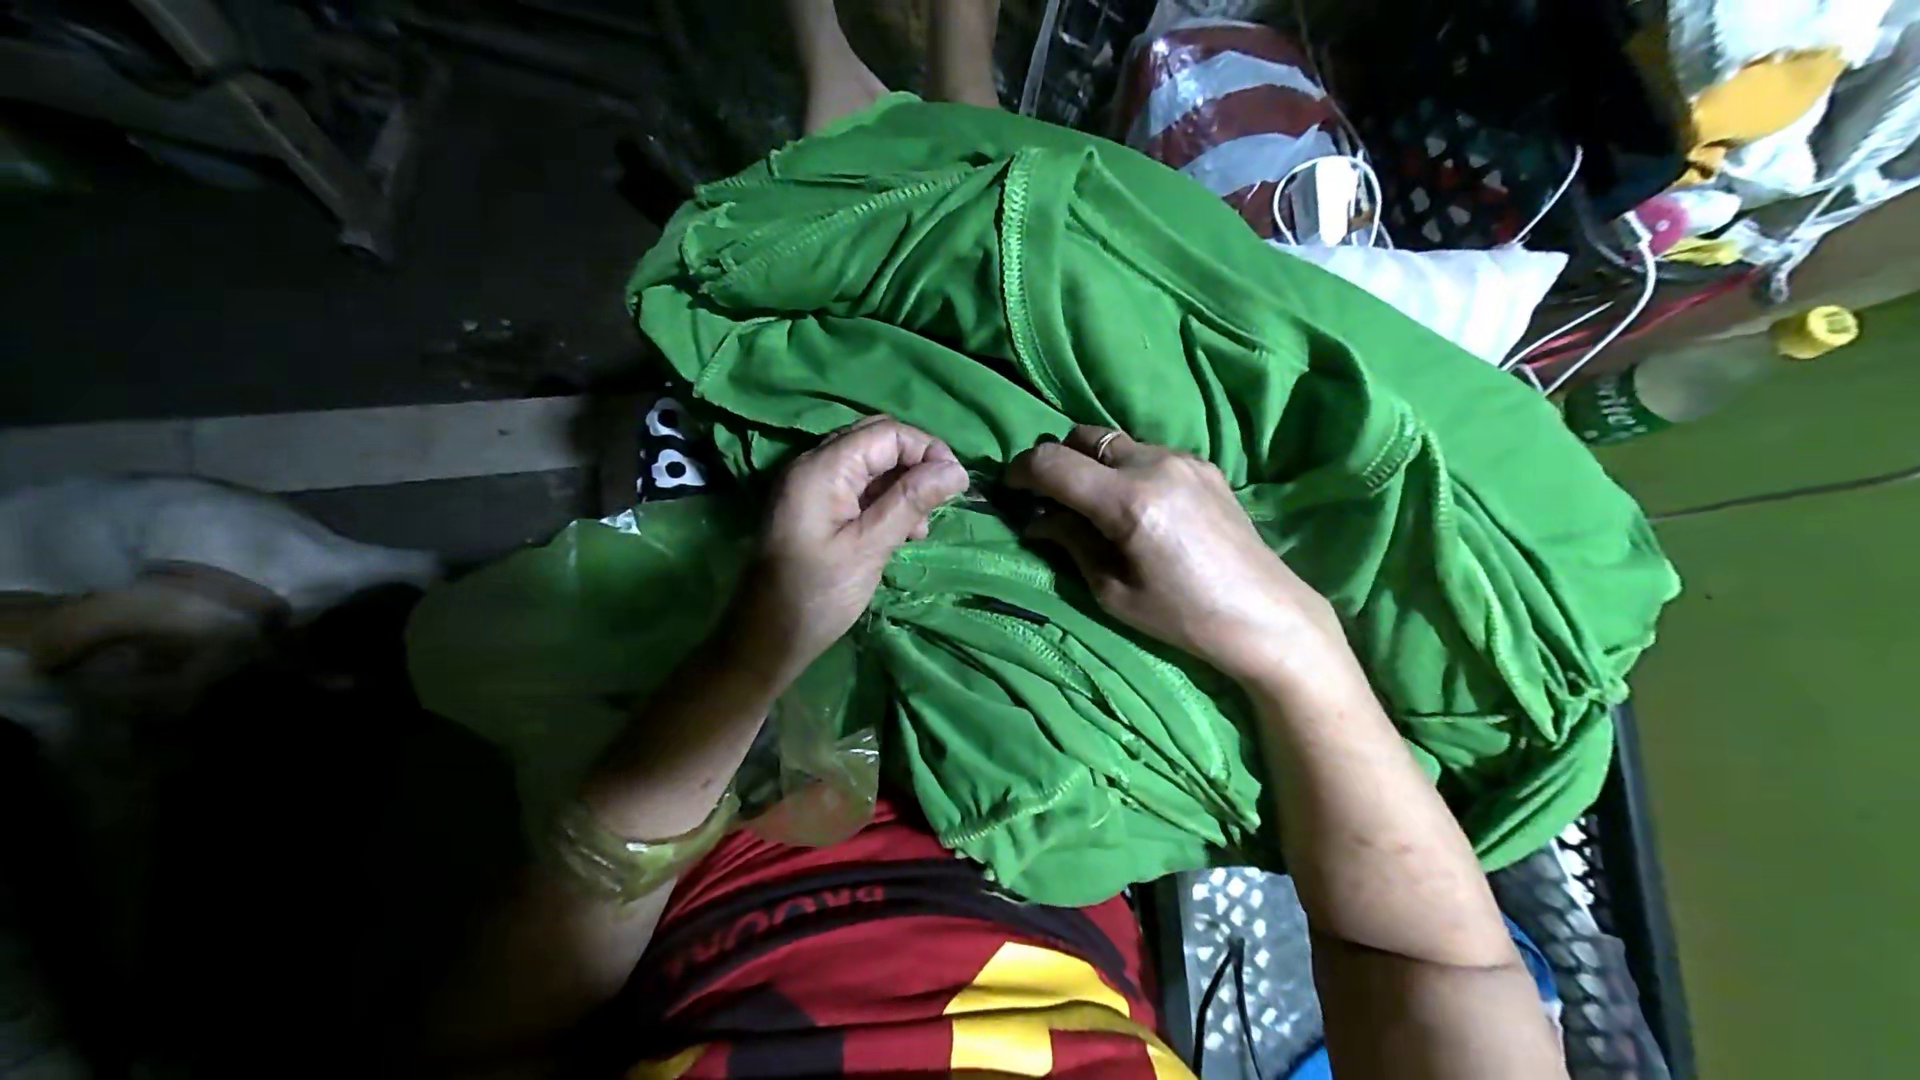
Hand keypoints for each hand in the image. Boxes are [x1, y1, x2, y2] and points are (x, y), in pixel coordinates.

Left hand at [726, 415, 968, 683]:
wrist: (766, 639)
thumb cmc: (816, 596)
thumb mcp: (869, 547)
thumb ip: (911, 501)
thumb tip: (957, 468)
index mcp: (821, 469)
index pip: (886, 433)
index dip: (927, 448)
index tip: (956, 482)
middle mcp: (813, 466)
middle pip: (877, 442)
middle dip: (916, 464)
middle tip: (941, 500)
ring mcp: (811, 487)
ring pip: (870, 465)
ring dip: (903, 485)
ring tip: (920, 526)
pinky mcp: (815, 508)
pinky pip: (858, 488)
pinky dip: (885, 501)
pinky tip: (902, 531)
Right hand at [1006, 425, 1357, 689]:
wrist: (1267, 616)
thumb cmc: (1183, 617)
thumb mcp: (1112, 590)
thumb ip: (1070, 542)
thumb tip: (1037, 520)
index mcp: (1127, 501)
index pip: (1052, 462)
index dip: (1021, 470)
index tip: (1011, 489)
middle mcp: (1154, 464)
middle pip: (1081, 436)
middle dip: (1056, 461)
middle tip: (1049, 497)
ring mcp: (1184, 459)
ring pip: (1115, 441)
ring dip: (1092, 463)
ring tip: (1093, 503)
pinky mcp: (1204, 465)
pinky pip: (1147, 452)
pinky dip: (1124, 468)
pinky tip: (1134, 505)